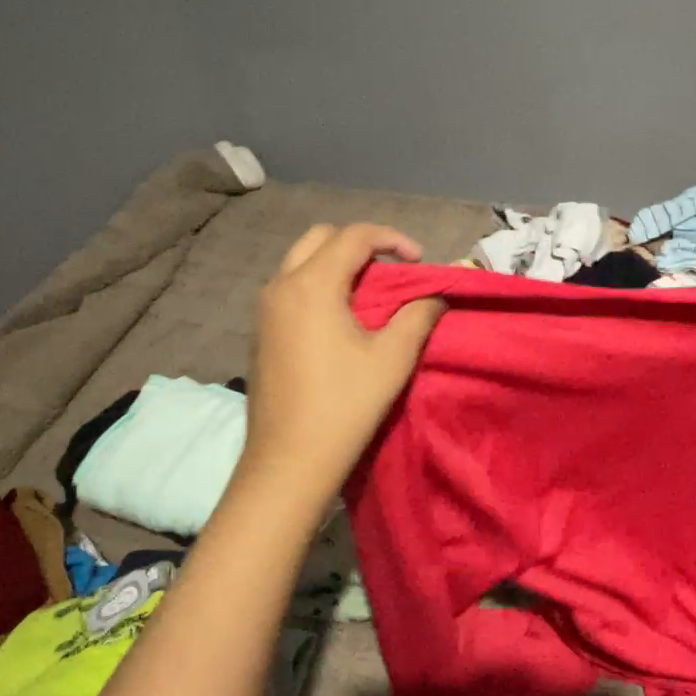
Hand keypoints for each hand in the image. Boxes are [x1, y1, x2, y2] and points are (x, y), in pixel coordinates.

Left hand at [240, 223, 445, 492]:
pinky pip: (290, 288)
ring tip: (371, 292)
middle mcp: (280, 286)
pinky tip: (343, 318)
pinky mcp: (260, 332)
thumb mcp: (393, 358)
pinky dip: (319, 284)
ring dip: (337, 264)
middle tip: (392, 269)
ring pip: (301, 261)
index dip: (392, 239)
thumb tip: (435, 296)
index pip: (354, 236)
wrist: (290, 458)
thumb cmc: (346, 405)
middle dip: (360, 243)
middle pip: (320, 238)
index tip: (420, 260)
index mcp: (312, 285)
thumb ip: (418, 316)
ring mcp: (264, 310)